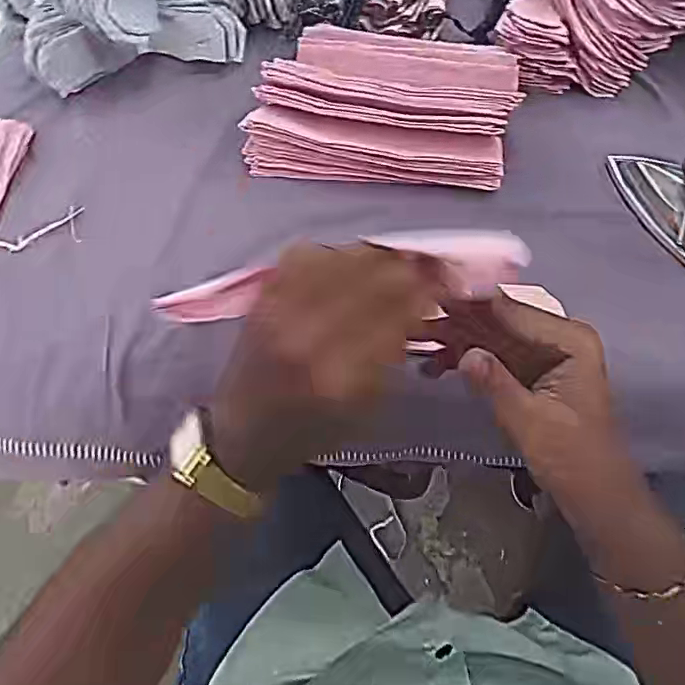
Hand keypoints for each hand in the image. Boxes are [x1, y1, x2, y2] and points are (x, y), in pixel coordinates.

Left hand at [208, 244, 436, 490]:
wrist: (241, 432)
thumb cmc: (310, 430)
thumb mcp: (363, 407)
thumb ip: (391, 354)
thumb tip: (419, 305)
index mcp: (337, 373)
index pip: (394, 311)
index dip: (424, 289)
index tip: (443, 281)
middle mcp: (305, 334)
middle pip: (370, 277)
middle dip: (407, 266)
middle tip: (427, 265)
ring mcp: (279, 309)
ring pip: (341, 258)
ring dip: (376, 256)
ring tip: (395, 260)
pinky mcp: (262, 294)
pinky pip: (306, 254)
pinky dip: (336, 252)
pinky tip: (352, 260)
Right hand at [442, 294, 684, 590]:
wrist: (599, 500)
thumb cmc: (575, 461)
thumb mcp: (532, 423)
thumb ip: (497, 384)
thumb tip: (465, 353)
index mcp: (570, 339)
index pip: (513, 310)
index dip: (471, 303)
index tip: (434, 297)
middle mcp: (559, 335)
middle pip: (500, 317)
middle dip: (458, 319)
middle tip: (417, 318)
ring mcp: (545, 351)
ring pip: (491, 334)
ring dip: (457, 337)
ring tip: (418, 337)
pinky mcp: (531, 369)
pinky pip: (494, 353)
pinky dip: (468, 357)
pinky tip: (436, 362)